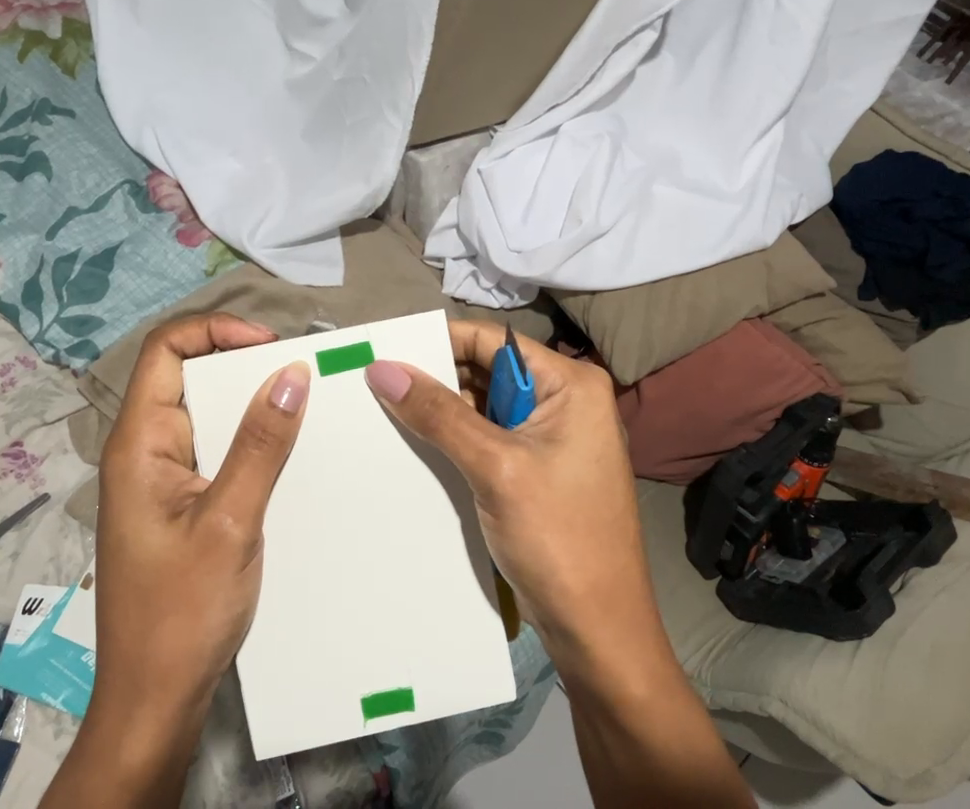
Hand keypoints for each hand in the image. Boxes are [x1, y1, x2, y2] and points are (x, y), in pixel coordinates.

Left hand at [48, 314, 309, 808]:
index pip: (165, 350)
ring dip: (250, 405)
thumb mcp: (231, 522)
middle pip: (186, 376)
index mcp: (140, 443)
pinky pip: (212, 452)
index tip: (274, 346)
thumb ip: (261, 445)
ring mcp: (159, 481)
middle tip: (302, 376)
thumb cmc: (184, 612)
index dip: (216, 330)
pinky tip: (287, 456)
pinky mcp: (177, 506)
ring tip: (305, 409)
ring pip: (204, 415)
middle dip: (243, 364)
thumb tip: (291, 371)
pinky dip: (247, 442)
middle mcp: (143, 451)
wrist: (155, 697)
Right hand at [365, 321, 754, 808]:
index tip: (384, 349)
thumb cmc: (558, 538)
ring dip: (441, 413)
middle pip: (487, 372)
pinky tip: (411, 447)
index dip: (439, 341)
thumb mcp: (495, 468)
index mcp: (570, 385)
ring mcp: (551, 439)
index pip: (493, 342)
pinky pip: (488, 441)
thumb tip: (382, 368)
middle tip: (371, 383)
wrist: (597, 627)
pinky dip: (454, 442)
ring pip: (483, 408)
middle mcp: (565, 401)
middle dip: (435, 378)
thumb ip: (439, 414)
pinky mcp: (537, 472)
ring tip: (379, 411)